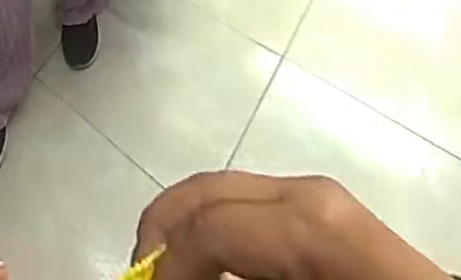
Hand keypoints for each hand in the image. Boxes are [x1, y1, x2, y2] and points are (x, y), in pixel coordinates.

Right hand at [133, 172, 448, 279]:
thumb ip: (228, 278)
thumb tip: (172, 275)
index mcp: (308, 221)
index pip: (214, 223)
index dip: (169, 261)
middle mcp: (307, 191)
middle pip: (210, 190)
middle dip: (164, 228)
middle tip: (139, 271)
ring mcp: (316, 193)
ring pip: (225, 192)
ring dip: (188, 228)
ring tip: (172, 270)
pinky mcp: (322, 207)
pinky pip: (252, 206)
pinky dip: (220, 232)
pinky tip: (214, 267)